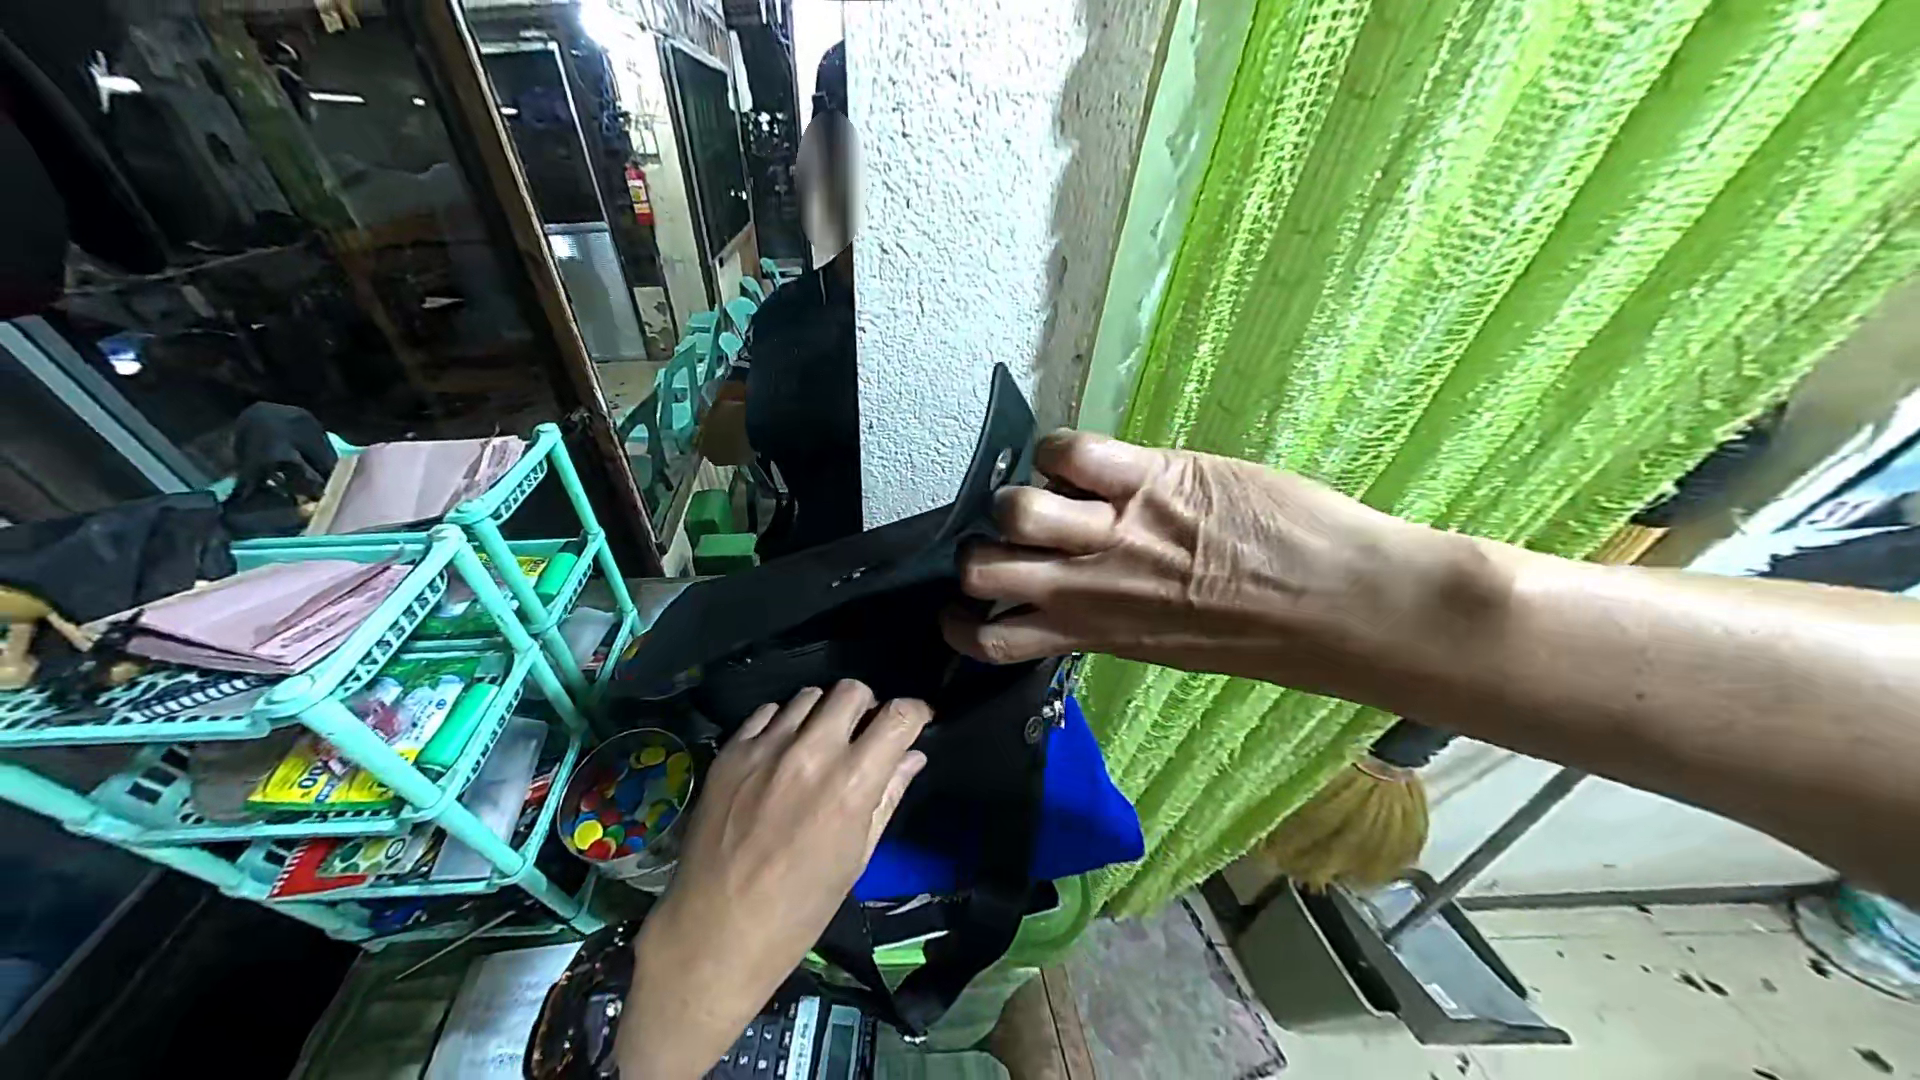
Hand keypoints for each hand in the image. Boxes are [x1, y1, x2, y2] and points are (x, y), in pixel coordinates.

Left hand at [616, 681, 929, 1079]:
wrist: (715, 933)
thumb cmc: (800, 907)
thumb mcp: (857, 856)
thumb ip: (888, 795)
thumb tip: (913, 755)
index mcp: (851, 784)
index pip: (899, 716)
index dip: (916, 712)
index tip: (917, 720)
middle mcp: (811, 753)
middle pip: (852, 690)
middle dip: (868, 706)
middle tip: (863, 733)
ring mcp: (766, 748)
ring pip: (809, 695)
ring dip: (825, 713)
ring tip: (820, 742)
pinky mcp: (731, 752)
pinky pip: (768, 712)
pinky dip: (784, 723)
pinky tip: (781, 752)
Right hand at [940, 431, 1489, 696]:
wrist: (1339, 604)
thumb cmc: (1256, 633)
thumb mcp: (1160, 643)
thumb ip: (1104, 619)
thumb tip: (1069, 590)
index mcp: (1089, 633)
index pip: (992, 638)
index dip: (962, 622)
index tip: (965, 609)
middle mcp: (1086, 586)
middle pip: (981, 570)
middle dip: (978, 554)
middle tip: (1008, 543)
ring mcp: (1114, 531)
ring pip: (1012, 511)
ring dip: (1016, 499)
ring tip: (1047, 495)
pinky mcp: (1150, 479)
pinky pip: (1069, 453)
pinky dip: (1061, 452)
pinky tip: (1083, 462)